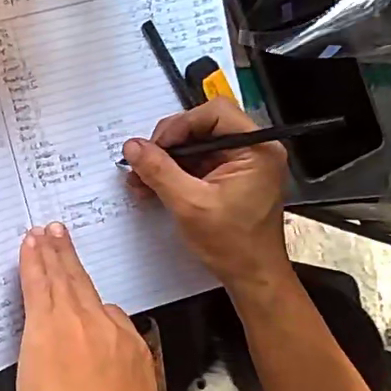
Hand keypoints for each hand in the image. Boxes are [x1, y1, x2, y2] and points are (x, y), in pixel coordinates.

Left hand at [8, 223, 154, 390]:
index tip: (85, 307)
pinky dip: (35, 260)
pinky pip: (39, 282)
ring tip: (44, 232)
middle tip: (61, 233)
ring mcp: (77, 323)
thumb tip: (113, 387)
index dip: (97, 313)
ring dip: (52, 252)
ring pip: (63, 279)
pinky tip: (30, 244)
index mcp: (136, 355)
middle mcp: (111, 331)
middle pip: (88, 287)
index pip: (117, 321)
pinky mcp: (46, 324)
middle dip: (72, 260)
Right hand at [122, 97, 291, 294]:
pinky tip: (153, 186)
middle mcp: (254, 150)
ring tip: (141, 179)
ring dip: (167, 161)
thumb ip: (159, 171)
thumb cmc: (233, 245)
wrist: (253, 277)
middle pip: (203, 127)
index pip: (214, 113)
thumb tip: (133, 146)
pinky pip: (199, 164)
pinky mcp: (231, 179)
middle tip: (144, 162)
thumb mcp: (189, 204)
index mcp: (256, 149)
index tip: (156, 146)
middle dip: (169, 145)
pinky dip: (176, 173)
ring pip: (197, 146)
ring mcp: (243, 164)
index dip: (180, 125)